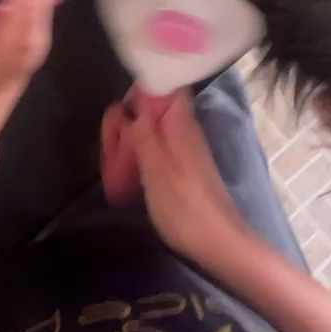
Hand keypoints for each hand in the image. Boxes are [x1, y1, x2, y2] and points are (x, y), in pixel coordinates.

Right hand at [127, 92, 256, 268]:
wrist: (220, 244)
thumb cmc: (185, 206)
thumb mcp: (156, 170)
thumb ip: (143, 135)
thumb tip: (133, 107)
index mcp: (181, 124)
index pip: (166, 87)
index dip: (142, 90)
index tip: (120, 108)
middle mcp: (186, 131)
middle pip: (156, 109)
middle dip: (131, 118)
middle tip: (111, 141)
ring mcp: (187, 151)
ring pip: (156, 130)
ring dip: (134, 138)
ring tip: (114, 157)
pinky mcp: (187, 169)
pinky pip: (160, 149)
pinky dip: (143, 154)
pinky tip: (131, 172)